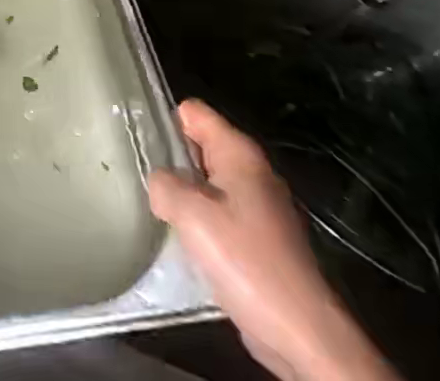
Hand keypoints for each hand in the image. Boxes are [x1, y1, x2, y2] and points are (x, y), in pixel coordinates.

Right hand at [147, 100, 398, 380]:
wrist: (297, 325)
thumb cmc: (246, 261)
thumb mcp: (194, 217)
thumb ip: (166, 187)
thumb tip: (158, 180)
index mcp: (239, 152)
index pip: (195, 112)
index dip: (167, 124)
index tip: (141, 148)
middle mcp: (252, 169)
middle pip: (201, 146)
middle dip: (173, 162)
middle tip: (145, 186)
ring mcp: (259, 203)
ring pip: (210, 183)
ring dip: (186, 196)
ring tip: (159, 215)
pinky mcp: (260, 236)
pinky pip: (221, 213)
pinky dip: (202, 223)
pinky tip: (186, 245)